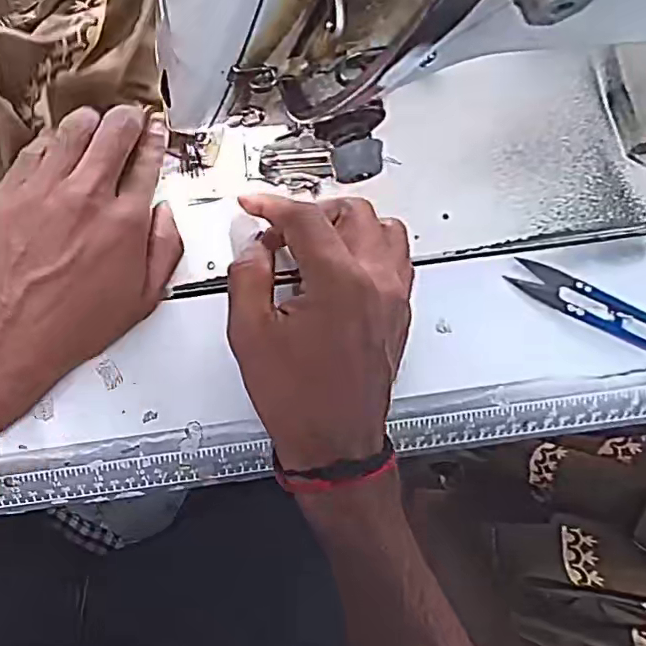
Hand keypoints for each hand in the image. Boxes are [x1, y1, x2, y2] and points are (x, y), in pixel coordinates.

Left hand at [0, 104, 182, 438]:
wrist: (14, 334)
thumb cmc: (74, 323)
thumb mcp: (142, 298)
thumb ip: (165, 249)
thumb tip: (166, 215)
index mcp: (125, 220)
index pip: (148, 158)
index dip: (154, 138)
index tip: (154, 133)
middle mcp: (87, 197)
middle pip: (115, 129)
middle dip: (127, 119)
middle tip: (128, 121)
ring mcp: (45, 191)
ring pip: (73, 129)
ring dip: (89, 123)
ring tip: (92, 129)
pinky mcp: (10, 194)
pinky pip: (33, 149)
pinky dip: (50, 144)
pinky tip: (55, 153)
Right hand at [226, 194, 412, 471]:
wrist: (333, 440)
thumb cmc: (298, 399)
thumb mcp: (249, 333)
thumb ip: (247, 276)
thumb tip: (253, 248)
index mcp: (338, 283)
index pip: (306, 219)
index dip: (272, 204)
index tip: (254, 205)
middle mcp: (375, 283)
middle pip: (351, 212)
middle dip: (310, 212)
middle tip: (279, 232)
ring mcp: (393, 297)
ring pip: (383, 228)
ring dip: (345, 225)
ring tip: (312, 243)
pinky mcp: (398, 312)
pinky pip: (395, 258)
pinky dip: (368, 248)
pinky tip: (339, 265)